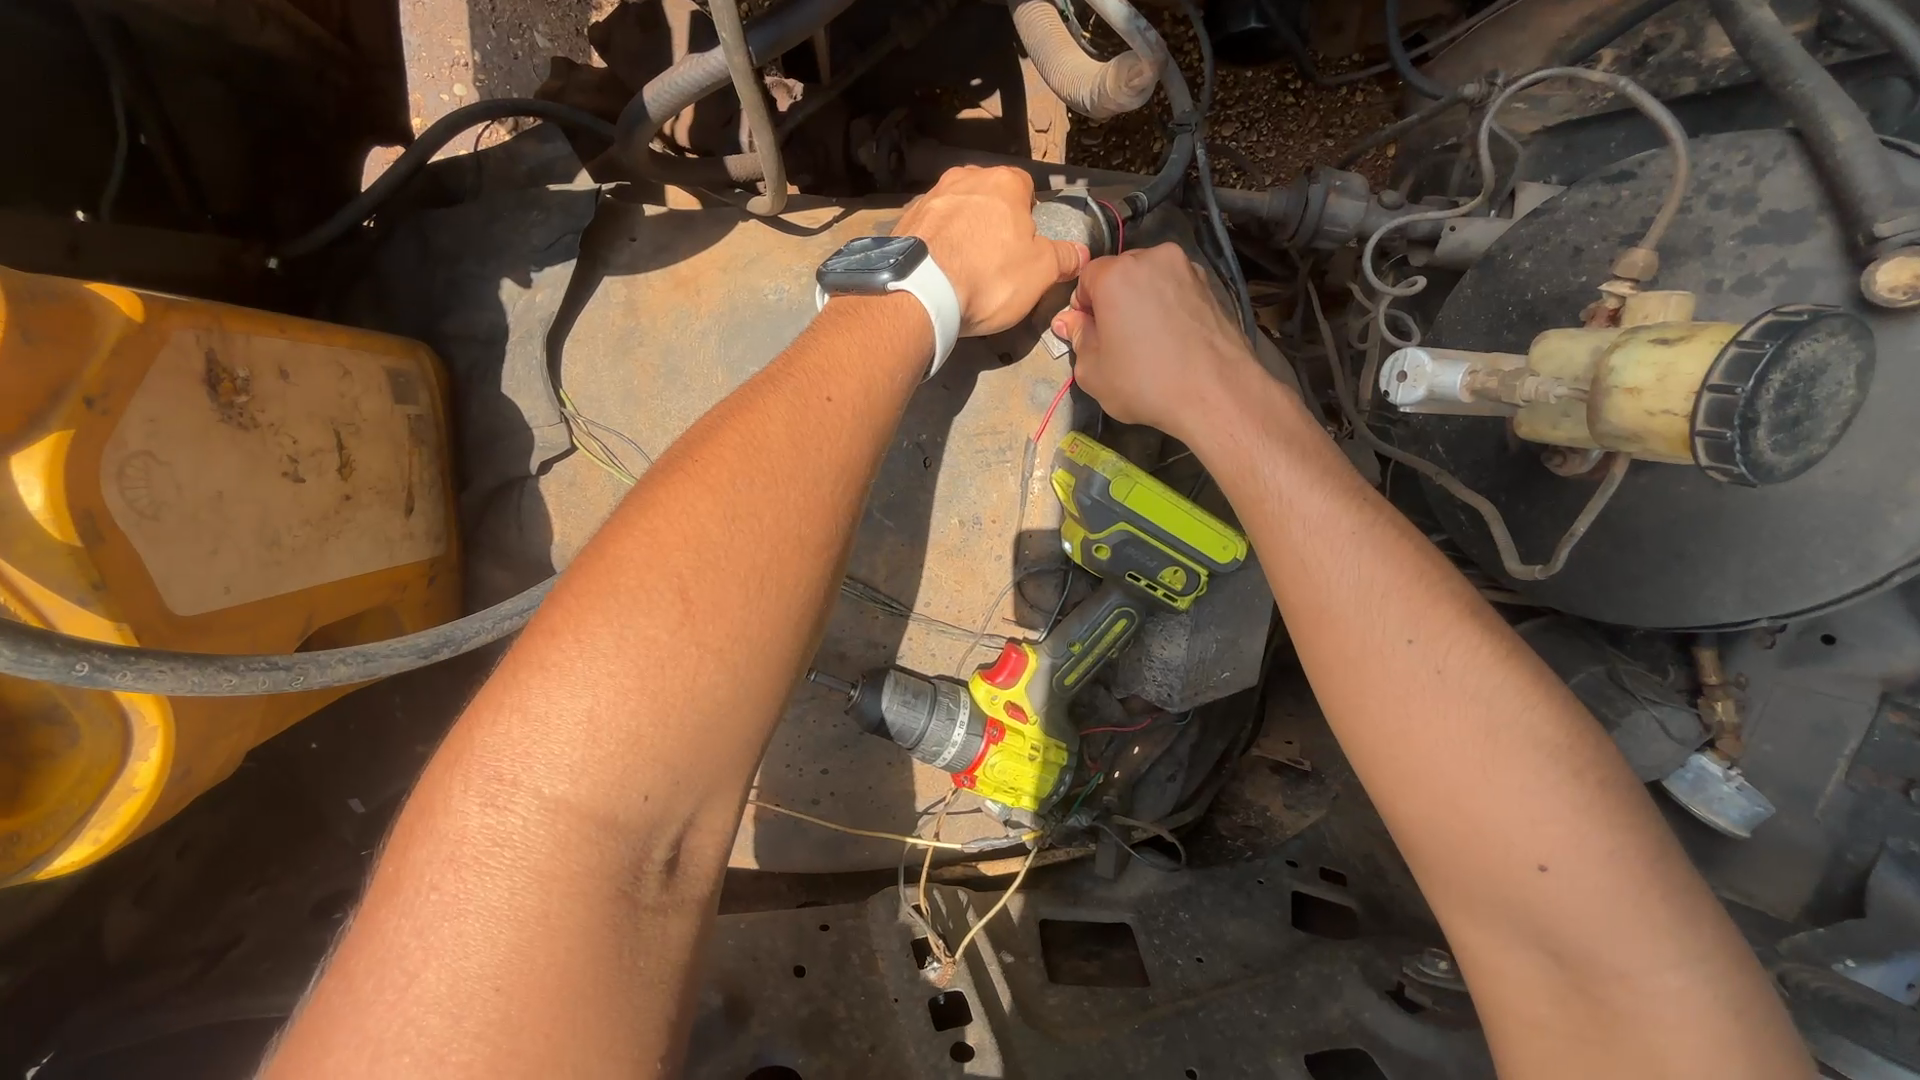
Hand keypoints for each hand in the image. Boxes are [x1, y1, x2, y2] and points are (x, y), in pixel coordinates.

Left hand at [892, 166, 1087, 335]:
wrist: (920, 294)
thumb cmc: (989, 278)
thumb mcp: (1041, 273)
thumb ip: (1064, 258)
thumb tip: (1081, 253)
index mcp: (1005, 182)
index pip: (1026, 189)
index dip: (1029, 218)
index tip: (1025, 245)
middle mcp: (965, 177)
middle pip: (988, 197)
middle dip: (993, 222)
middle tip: (995, 260)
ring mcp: (930, 195)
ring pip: (955, 210)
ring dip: (961, 231)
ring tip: (962, 268)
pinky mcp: (903, 219)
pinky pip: (928, 228)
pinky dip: (934, 243)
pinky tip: (936, 270)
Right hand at [1050, 243, 1262, 443]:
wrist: (1216, 393)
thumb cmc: (1145, 383)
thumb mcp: (1092, 372)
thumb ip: (1079, 338)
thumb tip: (1071, 321)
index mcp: (1116, 274)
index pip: (1086, 277)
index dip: (1083, 306)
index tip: (1089, 332)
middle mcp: (1153, 259)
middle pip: (1121, 273)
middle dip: (1114, 299)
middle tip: (1117, 338)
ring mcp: (1187, 269)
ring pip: (1151, 279)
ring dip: (1143, 301)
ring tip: (1149, 339)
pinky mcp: (1211, 286)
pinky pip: (1176, 289)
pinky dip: (1169, 306)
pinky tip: (1173, 338)